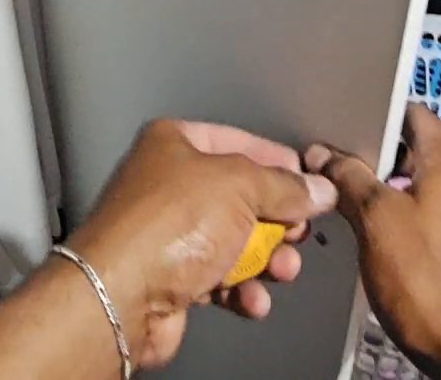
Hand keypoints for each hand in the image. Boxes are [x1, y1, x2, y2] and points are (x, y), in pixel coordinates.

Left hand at [63, 120, 338, 368]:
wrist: (122, 296)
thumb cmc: (168, 224)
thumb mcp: (239, 186)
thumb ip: (284, 186)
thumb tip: (317, 188)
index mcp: (174, 142)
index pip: (238, 141)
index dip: (275, 160)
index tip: (307, 179)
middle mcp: (167, 181)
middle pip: (239, 195)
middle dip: (275, 219)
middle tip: (296, 231)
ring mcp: (168, 231)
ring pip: (233, 240)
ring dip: (265, 260)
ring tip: (282, 270)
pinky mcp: (170, 276)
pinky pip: (219, 277)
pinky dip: (242, 289)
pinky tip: (253, 299)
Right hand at [306, 104, 440, 379]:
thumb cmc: (437, 286)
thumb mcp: (376, 222)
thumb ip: (348, 179)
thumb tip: (325, 155)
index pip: (408, 114)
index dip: (372, 119)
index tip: (343, 136)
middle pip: (418, 157)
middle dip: (380, 171)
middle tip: (346, 190)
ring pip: (432, 197)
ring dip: (400, 207)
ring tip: (370, 232)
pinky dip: (423, 239)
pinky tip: (403, 266)